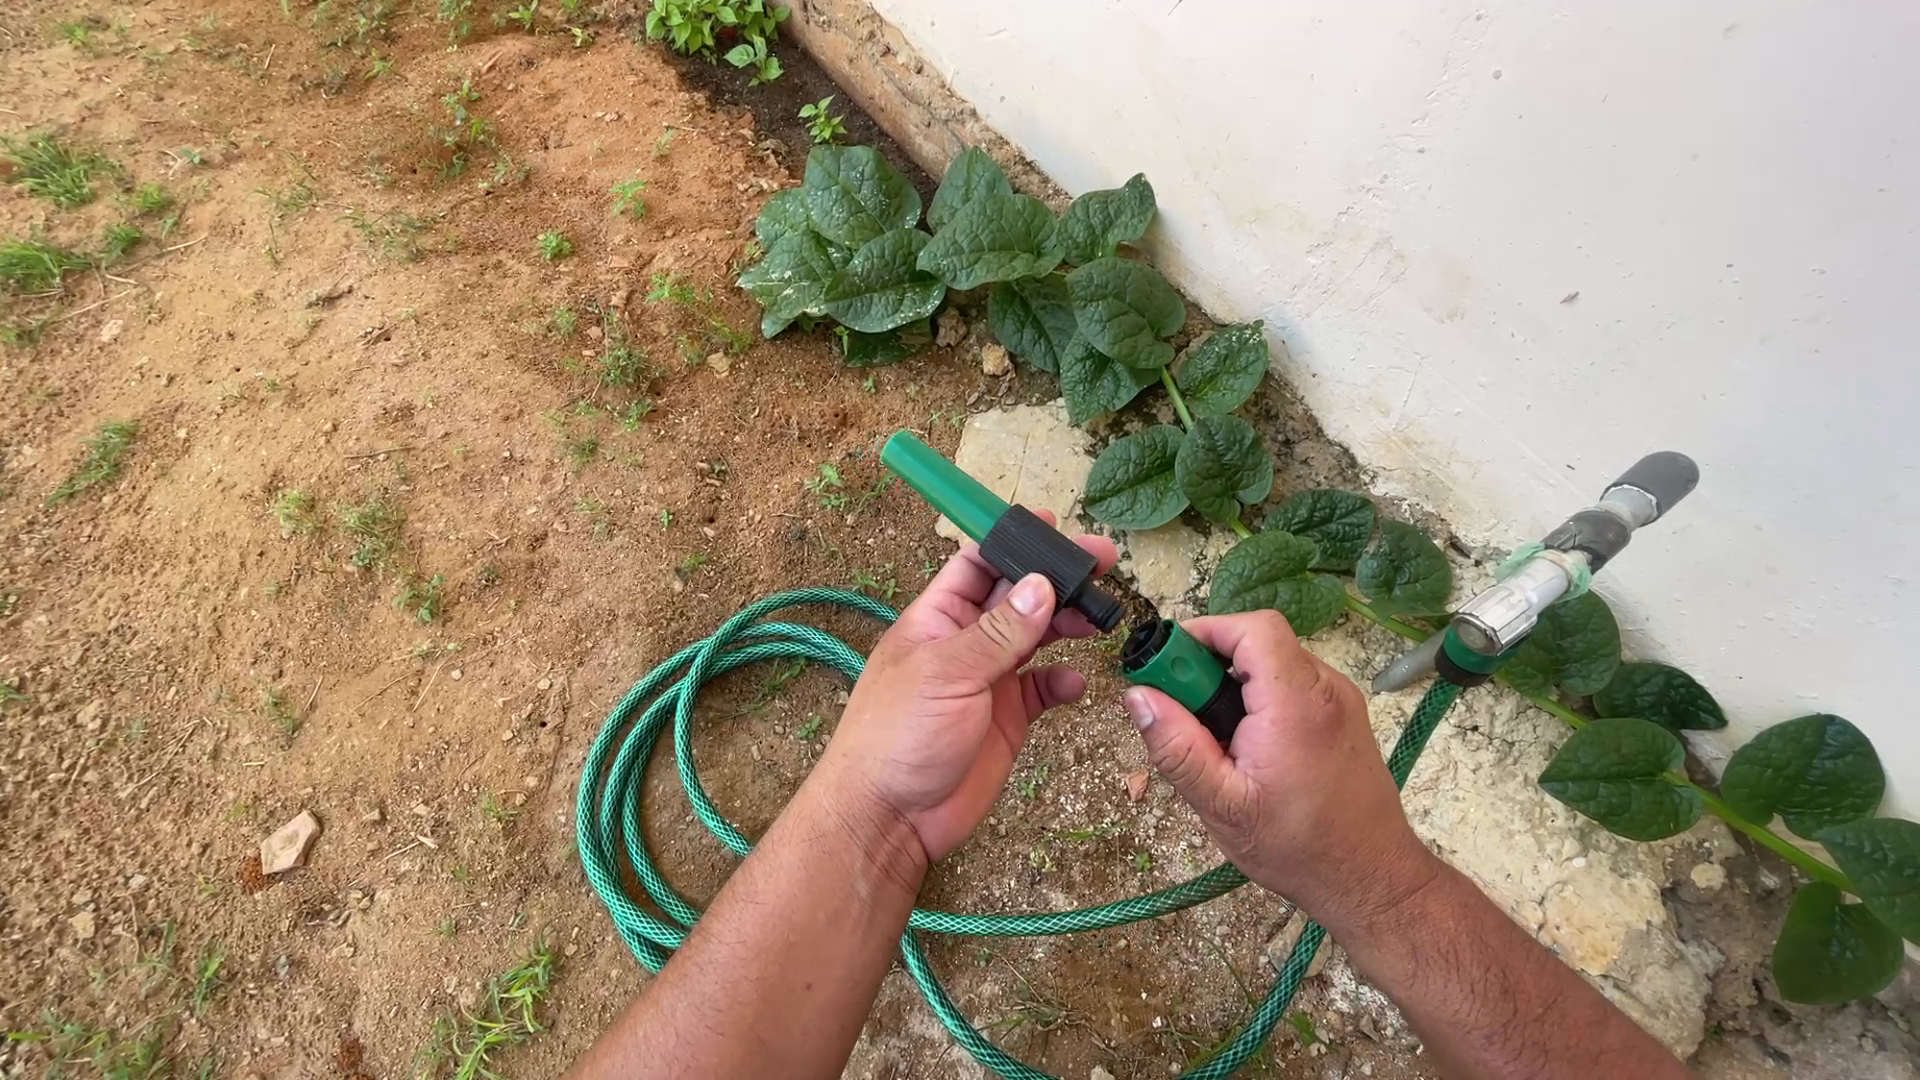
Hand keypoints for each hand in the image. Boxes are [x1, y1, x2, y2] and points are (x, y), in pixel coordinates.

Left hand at [818, 511, 1116, 861]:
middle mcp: (966, 641)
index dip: (1012, 542)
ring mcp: (989, 678)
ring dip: (1067, 623)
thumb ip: (998, 632)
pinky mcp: (1008, 716)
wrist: (892, 817)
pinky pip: (1043, 687)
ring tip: (1100, 616)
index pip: (977, 563)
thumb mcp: (946, 673)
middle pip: (1017, 595)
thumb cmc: (898, 734)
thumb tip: (1041, 585)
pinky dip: (1062, 681)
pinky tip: (1076, 683)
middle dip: (1055, 578)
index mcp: (938, 616)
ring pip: (1036, 636)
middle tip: (1101, 562)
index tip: (1054, 525)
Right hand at [1123, 611, 1437, 925]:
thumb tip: (1137, 695)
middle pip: (1259, 640)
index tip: (1170, 666)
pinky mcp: (1343, 714)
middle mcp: (1325, 689)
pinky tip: (1245, 739)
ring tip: (1213, 730)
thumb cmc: (1298, 847)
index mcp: (1296, 704)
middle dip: (1210, 661)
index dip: (1206, 631)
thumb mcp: (1221, 804)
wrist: (1373, 881)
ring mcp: (1340, 699)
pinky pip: (1290, 680)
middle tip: (1182, 706)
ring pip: (1273, 659)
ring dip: (1233, 678)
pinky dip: (1258, 693)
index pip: (1253, 629)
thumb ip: (1176, 747)